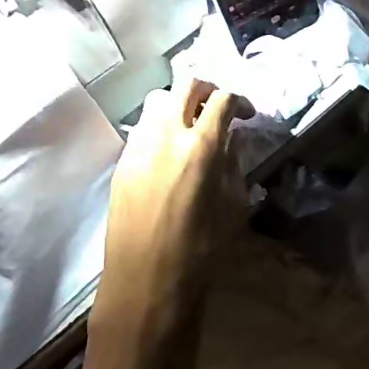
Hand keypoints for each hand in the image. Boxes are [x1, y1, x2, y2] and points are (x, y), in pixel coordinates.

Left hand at [92, 78, 252, 368]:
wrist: (144, 283)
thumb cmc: (200, 253)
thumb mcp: (233, 209)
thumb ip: (235, 165)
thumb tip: (234, 140)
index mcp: (201, 148)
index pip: (223, 99)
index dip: (240, 101)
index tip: (247, 115)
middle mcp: (167, 137)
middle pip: (186, 85)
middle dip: (208, 90)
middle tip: (219, 110)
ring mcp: (139, 147)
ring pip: (158, 100)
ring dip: (179, 104)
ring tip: (191, 128)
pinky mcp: (122, 163)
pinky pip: (142, 128)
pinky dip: (160, 126)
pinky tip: (169, 152)